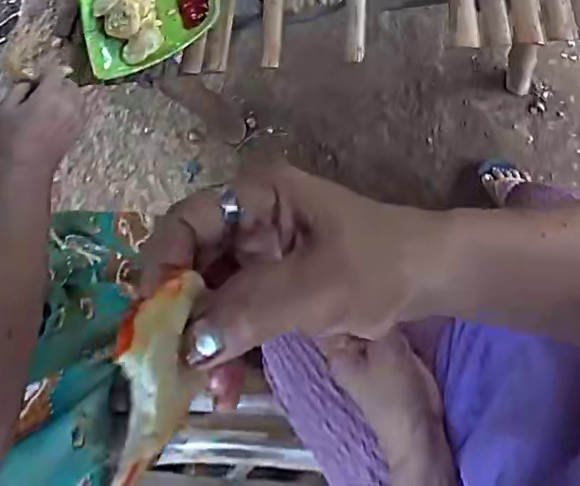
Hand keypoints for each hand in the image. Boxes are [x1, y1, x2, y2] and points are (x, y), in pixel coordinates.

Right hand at [0, 58, 87, 177]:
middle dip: (55, 85)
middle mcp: (69, 101)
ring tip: (50, 107)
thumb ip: (20, 88)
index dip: (44, 75)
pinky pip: (81, 108)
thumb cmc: (11, 139)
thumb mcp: (6, 108)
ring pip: (77, 94)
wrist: (26, 169)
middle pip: (68, 82)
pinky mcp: (81, 126)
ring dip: (66, 95)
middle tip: (40, 97)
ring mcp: (78, 114)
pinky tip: (58, 117)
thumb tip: (31, 82)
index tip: (34, 83)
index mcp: (51, 94)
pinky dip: (72, 107)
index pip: (55, 71)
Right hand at [139, 162, 444, 398]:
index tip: (154, 319)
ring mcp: (256, 247)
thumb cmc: (378, 262)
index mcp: (259, 192)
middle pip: (191, 256)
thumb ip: (254, 310)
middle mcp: (249, 214)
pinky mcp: (267, 279)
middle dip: (180, 311)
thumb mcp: (319, 288)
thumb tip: (188, 345)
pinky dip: (223, 345)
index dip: (165, 262)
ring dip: (200, 337)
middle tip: (170, 364)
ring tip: (205, 387)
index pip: (191, 218)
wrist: (425, 275)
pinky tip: (226, 385)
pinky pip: (229, 310)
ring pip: (206, 290)